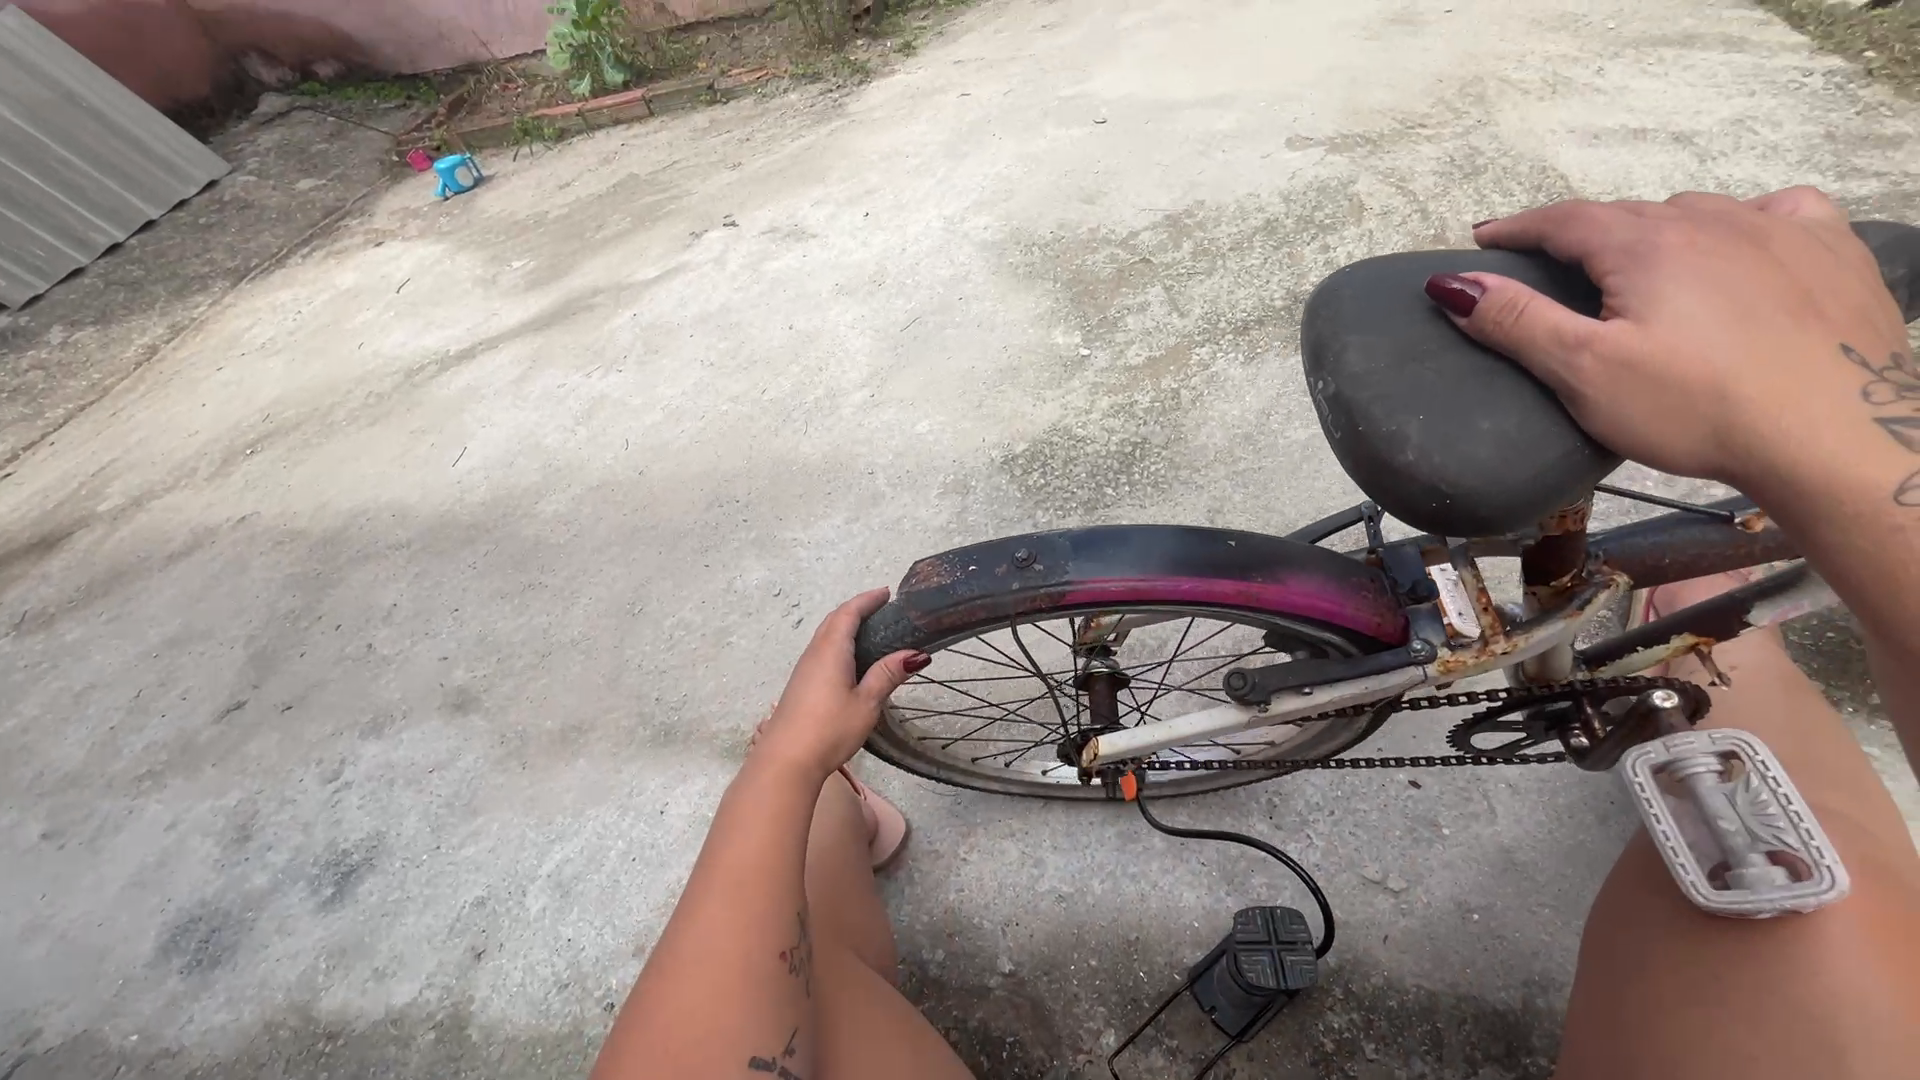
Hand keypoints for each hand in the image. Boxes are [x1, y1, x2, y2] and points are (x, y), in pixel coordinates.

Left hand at [750, 588, 928, 780]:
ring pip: (825, 636)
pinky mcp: (800, 685)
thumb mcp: (866, 702)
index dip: (867, 599)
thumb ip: (888, 675)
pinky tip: (851, 661)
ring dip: (846, 626)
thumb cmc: (829, 729)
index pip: (849, 613)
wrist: (785, 761)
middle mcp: (814, 653)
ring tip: (871, 632)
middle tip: (882, 609)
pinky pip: (821, 652)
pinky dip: (838, 644)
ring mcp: (804, 670)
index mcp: (832, 650)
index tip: (887, 593)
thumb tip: (914, 653)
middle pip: (834, 620)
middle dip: (857, 609)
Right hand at [1423, 188, 1911, 489]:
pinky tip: (1740, 242)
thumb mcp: (1583, 370)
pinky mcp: (1836, 254)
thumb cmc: (1693, 406)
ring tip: (1631, 263)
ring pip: (1696, 212)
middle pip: (1627, 215)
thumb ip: (1516, 322)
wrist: (1837, 436)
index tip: (1482, 236)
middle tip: (1547, 262)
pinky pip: (1779, 213)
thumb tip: (1451, 283)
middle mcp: (1715, 219)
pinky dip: (1740, 222)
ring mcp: (1784, 230)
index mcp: (1648, 245)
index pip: (1566, 220)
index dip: (1517, 227)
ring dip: (1650, 230)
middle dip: (1578, 233)